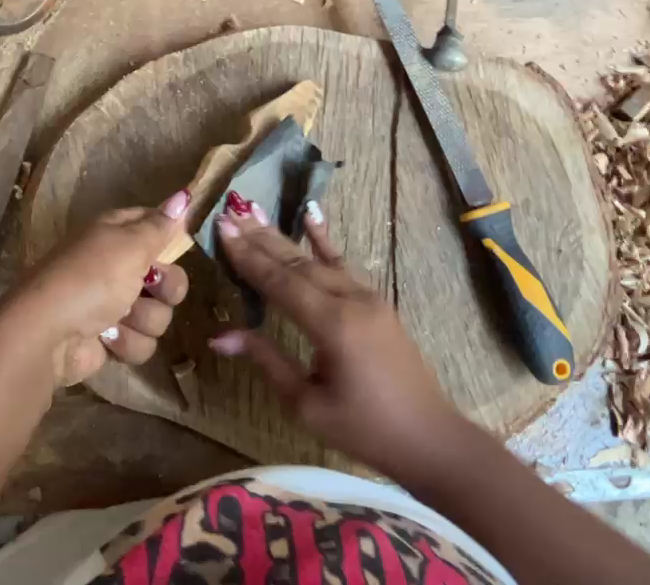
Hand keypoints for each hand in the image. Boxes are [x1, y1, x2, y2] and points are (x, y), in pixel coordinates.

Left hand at [6, 190, 191, 385]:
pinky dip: (127, 342)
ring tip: (120, 317)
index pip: (154, 224)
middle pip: (166, 275)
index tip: (178, 247)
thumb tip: (183, 195)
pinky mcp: (112, 339)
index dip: (170, 236)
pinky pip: (141, 342)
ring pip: (158, 313)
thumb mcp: (130, 244)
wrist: (47, 334)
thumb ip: (160, 225)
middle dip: (166, 288)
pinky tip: (107, 338)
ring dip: (143, 318)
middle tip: (151, 288)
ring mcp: (114, 304)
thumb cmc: (91, 279)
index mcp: (115, 233)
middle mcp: (116, 266)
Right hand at [210, 199, 466, 478]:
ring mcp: (367, 297)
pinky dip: (324, 240)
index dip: (248, 256)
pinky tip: (311, 216)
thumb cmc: (365, 429)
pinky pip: (344, 264)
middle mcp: (350, 300)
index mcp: (332, 325)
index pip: (280, 282)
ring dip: (284, 236)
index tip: (222, 228)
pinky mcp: (376, 302)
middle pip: (297, 262)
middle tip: (228, 214)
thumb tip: (220, 335)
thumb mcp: (307, 404)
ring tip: (254, 211)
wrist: (429, 438)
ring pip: (318, 259)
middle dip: (259, 238)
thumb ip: (267, 360)